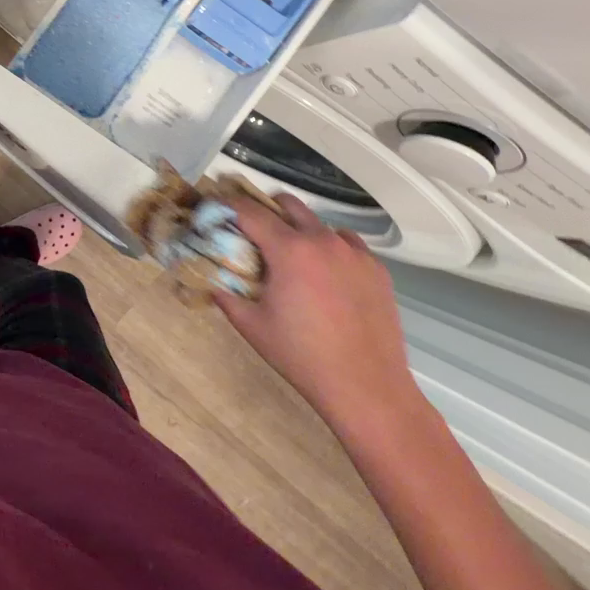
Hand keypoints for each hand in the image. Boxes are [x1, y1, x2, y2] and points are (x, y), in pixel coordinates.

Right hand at [214, 194, 419, 428]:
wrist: (365, 384)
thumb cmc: (300, 354)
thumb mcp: (251, 325)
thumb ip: (226, 295)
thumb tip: (212, 281)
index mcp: (290, 250)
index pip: (250, 212)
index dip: (227, 206)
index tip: (215, 209)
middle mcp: (324, 241)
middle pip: (289, 205)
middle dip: (265, 210)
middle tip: (251, 230)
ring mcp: (356, 253)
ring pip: (320, 225)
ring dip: (300, 231)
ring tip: (292, 258)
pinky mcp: (378, 270)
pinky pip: (348, 245)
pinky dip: (330, 249)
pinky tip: (325, 276)